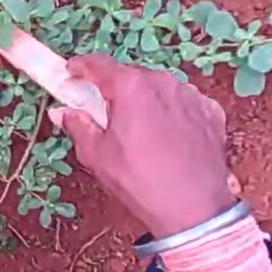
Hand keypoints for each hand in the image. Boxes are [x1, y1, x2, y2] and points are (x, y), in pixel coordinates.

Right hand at [53, 55, 235, 237]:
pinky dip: (168, 112)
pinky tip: (163, 137)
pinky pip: (181, 103)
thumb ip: (78, 126)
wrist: (192, 207)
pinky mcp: (210, 111)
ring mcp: (191, 95)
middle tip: (101, 111)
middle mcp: (163, 82)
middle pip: (130, 76)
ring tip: (135, 129)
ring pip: (158, 88)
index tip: (70, 72)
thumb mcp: (96, 155)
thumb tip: (61, 112)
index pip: (99, 64)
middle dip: (113, 89)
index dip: (80, 66)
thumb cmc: (138, 180)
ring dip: (142, 101)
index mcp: (131, 88)